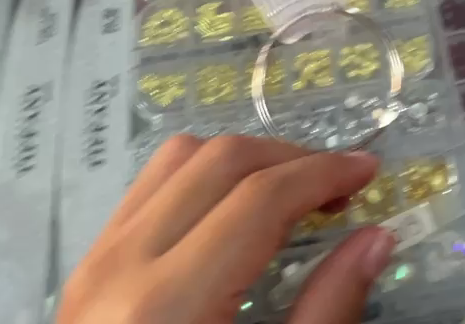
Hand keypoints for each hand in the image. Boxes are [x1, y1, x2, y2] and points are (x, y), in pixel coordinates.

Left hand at [59, 135, 395, 323]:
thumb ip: (326, 311)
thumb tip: (376, 239)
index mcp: (169, 304)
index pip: (259, 197)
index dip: (322, 174)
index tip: (367, 171)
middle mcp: (124, 262)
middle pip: (222, 160)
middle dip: (291, 159)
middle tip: (338, 186)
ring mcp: (97, 257)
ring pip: (182, 156)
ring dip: (246, 158)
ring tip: (289, 189)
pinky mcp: (88, 263)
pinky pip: (151, 182)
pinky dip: (204, 173)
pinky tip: (233, 206)